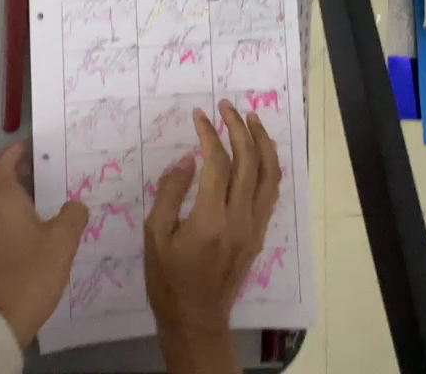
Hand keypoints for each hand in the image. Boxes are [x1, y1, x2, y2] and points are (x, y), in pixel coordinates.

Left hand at [0, 142, 88, 347]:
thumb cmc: (30, 271)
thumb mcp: (62, 241)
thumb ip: (73, 216)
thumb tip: (76, 205)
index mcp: (3, 199)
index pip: (2, 164)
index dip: (13, 153)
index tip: (27, 147)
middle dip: (5, 171)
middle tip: (28, 171)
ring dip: (4, 194)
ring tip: (31, 199)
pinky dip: (3, 215)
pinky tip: (24, 228)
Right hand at [143, 100, 282, 373]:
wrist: (195, 319)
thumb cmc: (168, 278)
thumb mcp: (155, 233)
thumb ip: (171, 192)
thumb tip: (190, 159)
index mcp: (210, 219)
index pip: (217, 163)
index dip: (209, 134)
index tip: (199, 115)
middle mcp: (239, 219)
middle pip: (249, 162)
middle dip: (239, 128)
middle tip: (226, 106)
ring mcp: (254, 227)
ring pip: (269, 175)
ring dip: (262, 142)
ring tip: (251, 119)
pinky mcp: (259, 234)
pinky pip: (271, 192)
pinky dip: (269, 165)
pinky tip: (260, 151)